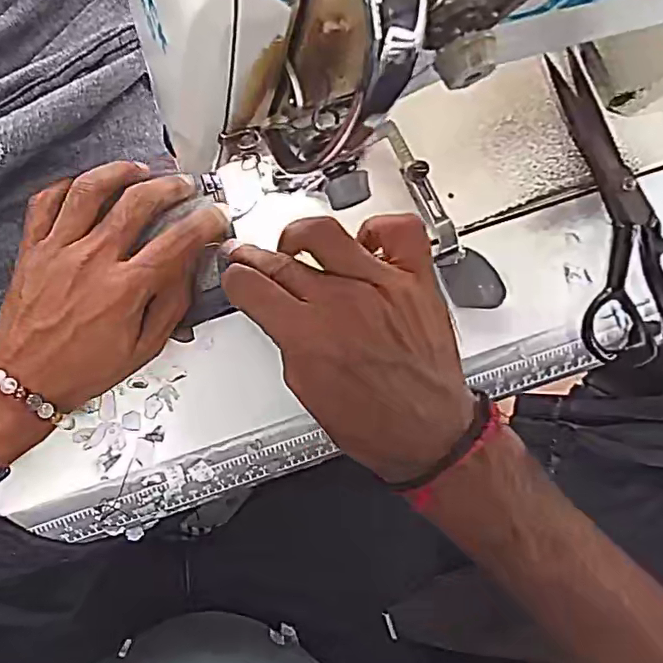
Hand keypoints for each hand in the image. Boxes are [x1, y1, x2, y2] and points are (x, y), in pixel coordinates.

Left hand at [0, 160, 229, 465]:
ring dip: (121, 171)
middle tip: (183, 186)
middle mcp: (91, 262)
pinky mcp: (33, 249)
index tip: (213, 218)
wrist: (25, 381)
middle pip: (139, 201)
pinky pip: (46, 201)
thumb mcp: (142, 349)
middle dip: (171, 186)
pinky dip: (68, 185)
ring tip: (139, 170)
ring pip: (92, 189)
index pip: (177, 239)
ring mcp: (58, 250)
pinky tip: (85, 185)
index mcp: (123, 289)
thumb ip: (171, 305)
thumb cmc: (78, 370)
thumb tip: (188, 270)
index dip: (205, 222)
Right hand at [220, 214, 473, 484]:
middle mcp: (342, 302)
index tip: (234, 276)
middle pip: (279, 259)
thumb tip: (273, 314)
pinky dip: (376, 228)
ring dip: (299, 236)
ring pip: (324, 233)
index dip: (234, 277)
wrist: (429, 434)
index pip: (251, 285)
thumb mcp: (304, 387)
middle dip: (253, 257)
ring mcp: (381, 285)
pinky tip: (363, 243)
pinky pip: (396, 230)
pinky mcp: (415, 280)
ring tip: (297, 244)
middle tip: (248, 256)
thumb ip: (286, 340)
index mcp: (307, 335)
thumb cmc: (373, 422)